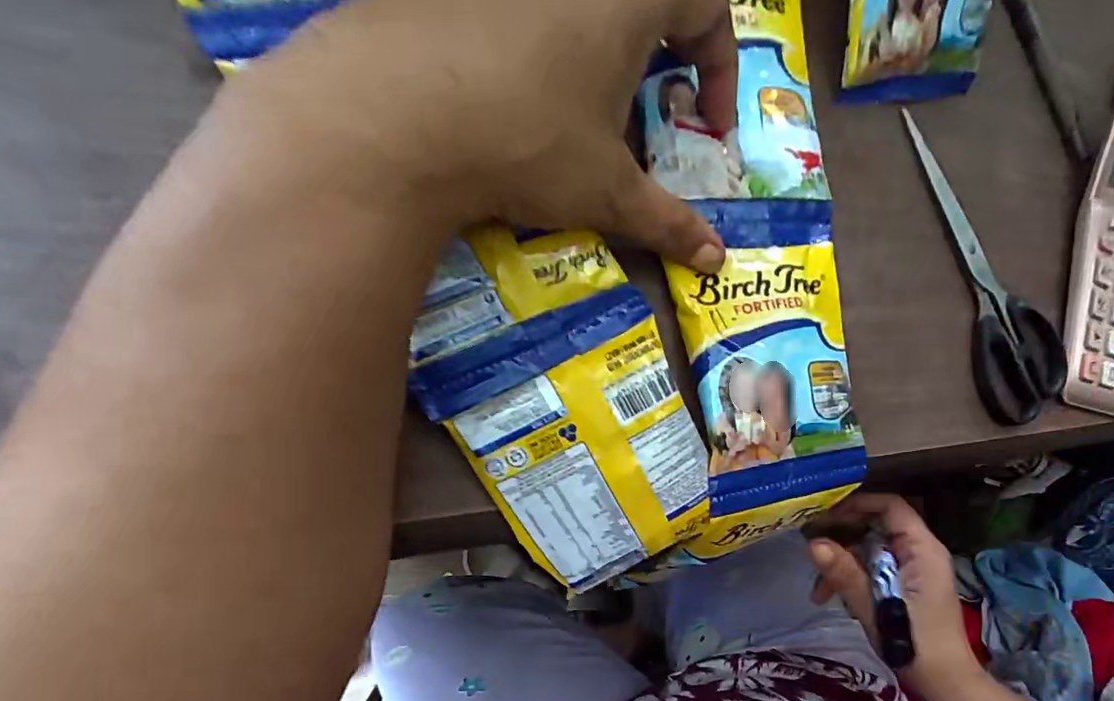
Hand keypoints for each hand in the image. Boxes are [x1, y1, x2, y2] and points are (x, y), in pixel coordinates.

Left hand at [236, 0, 736, 270]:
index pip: (708, 5)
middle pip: (643, 3)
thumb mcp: (609, 192)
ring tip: (584, 115)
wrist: (392, 115)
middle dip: (661, 57)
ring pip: (581, 10)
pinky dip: (540, 47)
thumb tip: (718, 261)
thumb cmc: (527, 143)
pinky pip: (522, 16)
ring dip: (599, 53)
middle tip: (648, 116)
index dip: (721, 69)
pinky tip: (518, 96)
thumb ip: (669, 223)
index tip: (706, 126)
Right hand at [809, 493, 983, 696]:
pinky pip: (874, 570)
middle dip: (841, 539)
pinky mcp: (905, 588)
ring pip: (870, 551)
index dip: (857, 504)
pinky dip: (852, 580)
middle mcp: (919, 552)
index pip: (890, 506)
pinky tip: (831, 599)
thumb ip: (845, 573)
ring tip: (818, 592)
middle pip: (876, 528)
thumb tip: (813, 543)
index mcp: (922, 549)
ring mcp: (913, 570)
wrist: (945, 684)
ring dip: (842, 565)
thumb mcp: (874, 607)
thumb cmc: (914, 644)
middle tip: (811, 551)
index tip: (824, 515)